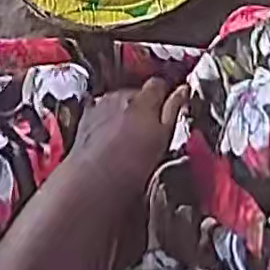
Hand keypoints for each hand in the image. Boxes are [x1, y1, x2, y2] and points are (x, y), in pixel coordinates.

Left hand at [71, 78, 187, 181]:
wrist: (91, 186)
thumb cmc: (129, 167)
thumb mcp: (163, 139)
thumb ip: (174, 109)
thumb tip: (183, 91)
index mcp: (145, 99)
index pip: (159, 83)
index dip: (165, 94)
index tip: (169, 105)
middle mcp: (122, 96)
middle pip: (139, 92)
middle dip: (145, 106)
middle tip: (149, 131)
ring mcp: (102, 105)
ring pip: (120, 103)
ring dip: (125, 114)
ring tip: (128, 141)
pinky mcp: (86, 119)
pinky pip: (102, 112)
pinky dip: (106, 122)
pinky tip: (109, 143)